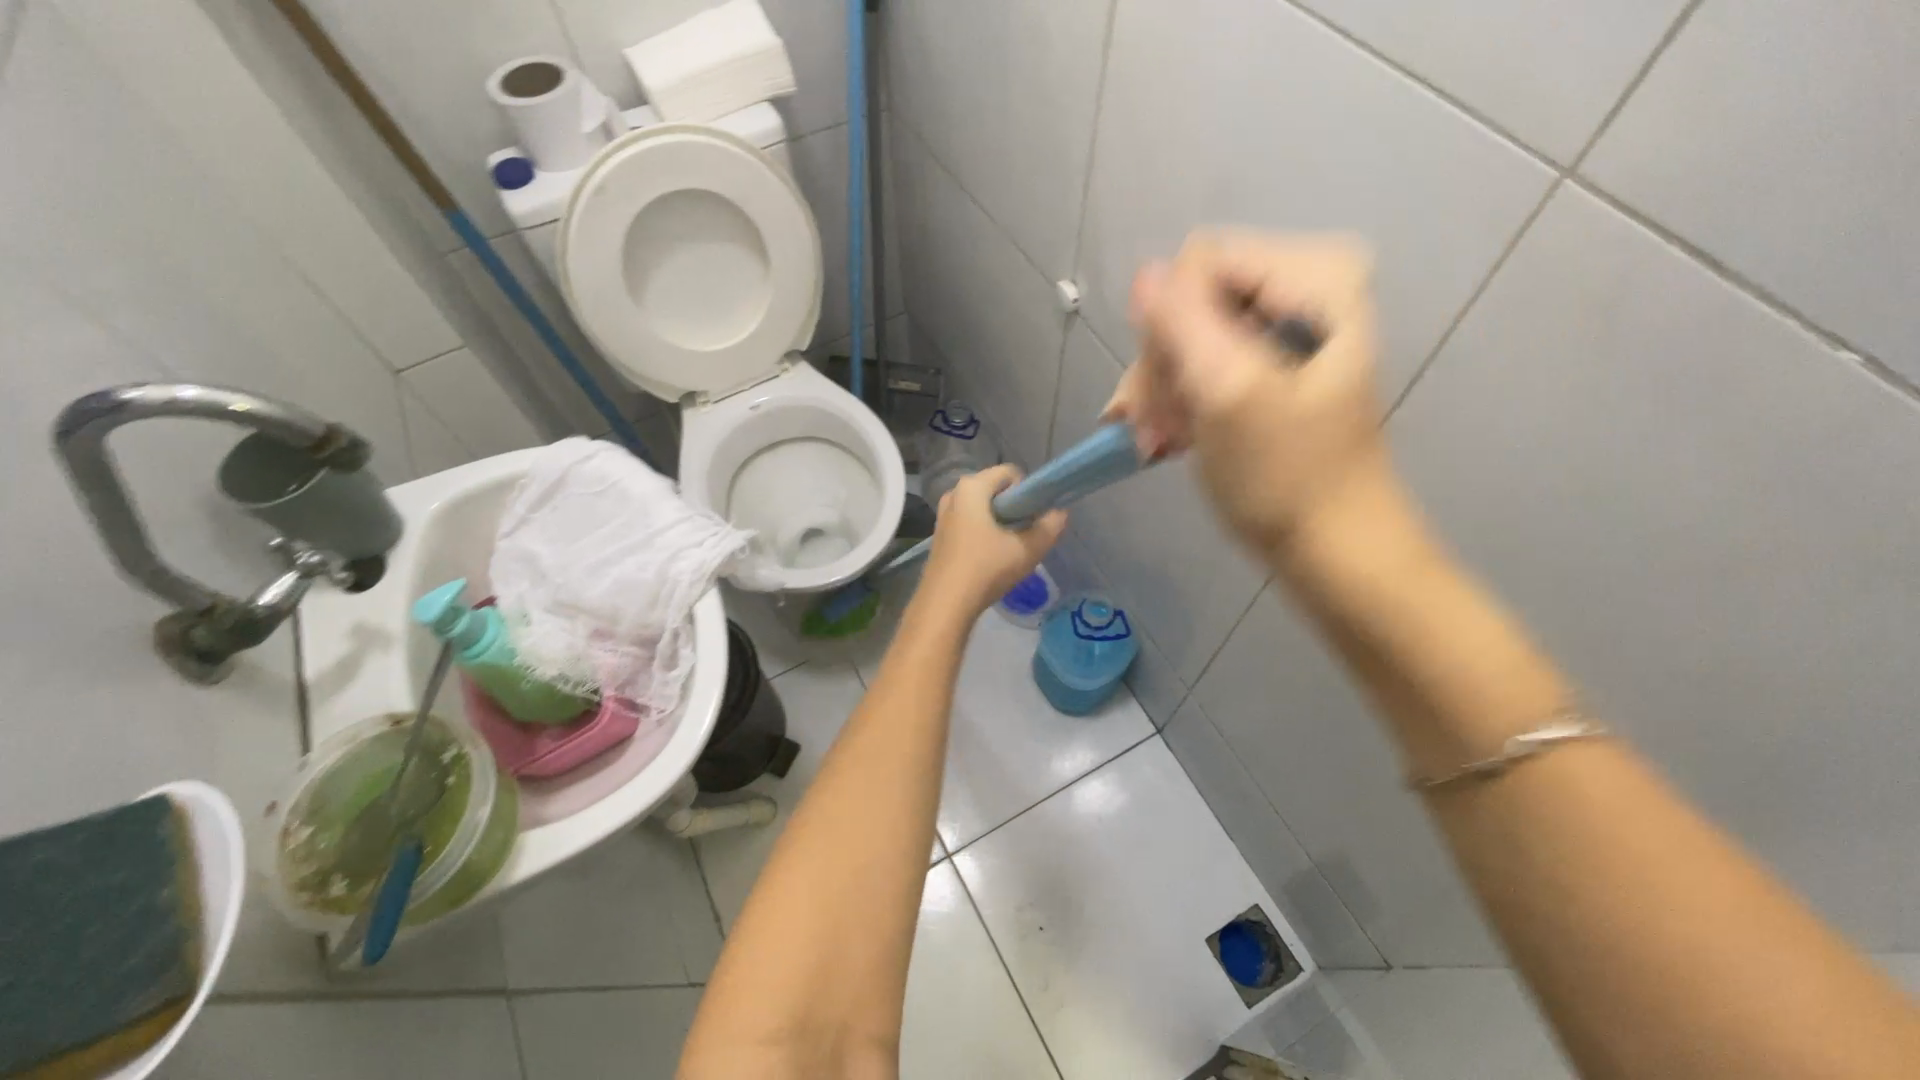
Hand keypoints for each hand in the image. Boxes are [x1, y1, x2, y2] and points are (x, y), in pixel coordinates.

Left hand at [920, 465, 1067, 613]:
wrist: (945, 605)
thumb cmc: (986, 569)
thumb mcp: (1026, 550)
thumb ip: (1049, 527)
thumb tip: (1060, 513)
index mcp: (972, 487)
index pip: (1010, 473)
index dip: (1028, 491)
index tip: (1035, 517)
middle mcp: (954, 493)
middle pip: (995, 490)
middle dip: (1015, 507)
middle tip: (1026, 533)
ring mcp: (944, 515)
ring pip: (983, 508)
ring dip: (1000, 522)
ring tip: (1010, 547)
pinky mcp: (940, 535)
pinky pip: (970, 522)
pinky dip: (984, 532)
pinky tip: (991, 557)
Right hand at [1103, 231, 1393, 555]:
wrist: (1335, 548)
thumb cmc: (1286, 478)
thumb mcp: (1229, 394)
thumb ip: (1183, 323)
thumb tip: (1145, 273)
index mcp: (1318, 276)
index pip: (1199, 262)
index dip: (1166, 326)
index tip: (1166, 394)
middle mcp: (1309, 286)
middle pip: (1192, 296)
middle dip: (1163, 364)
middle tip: (1155, 428)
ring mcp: (1291, 326)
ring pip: (1188, 331)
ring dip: (1164, 389)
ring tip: (1160, 441)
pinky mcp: (1273, 362)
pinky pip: (1203, 358)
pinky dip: (1180, 399)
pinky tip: (1171, 437)